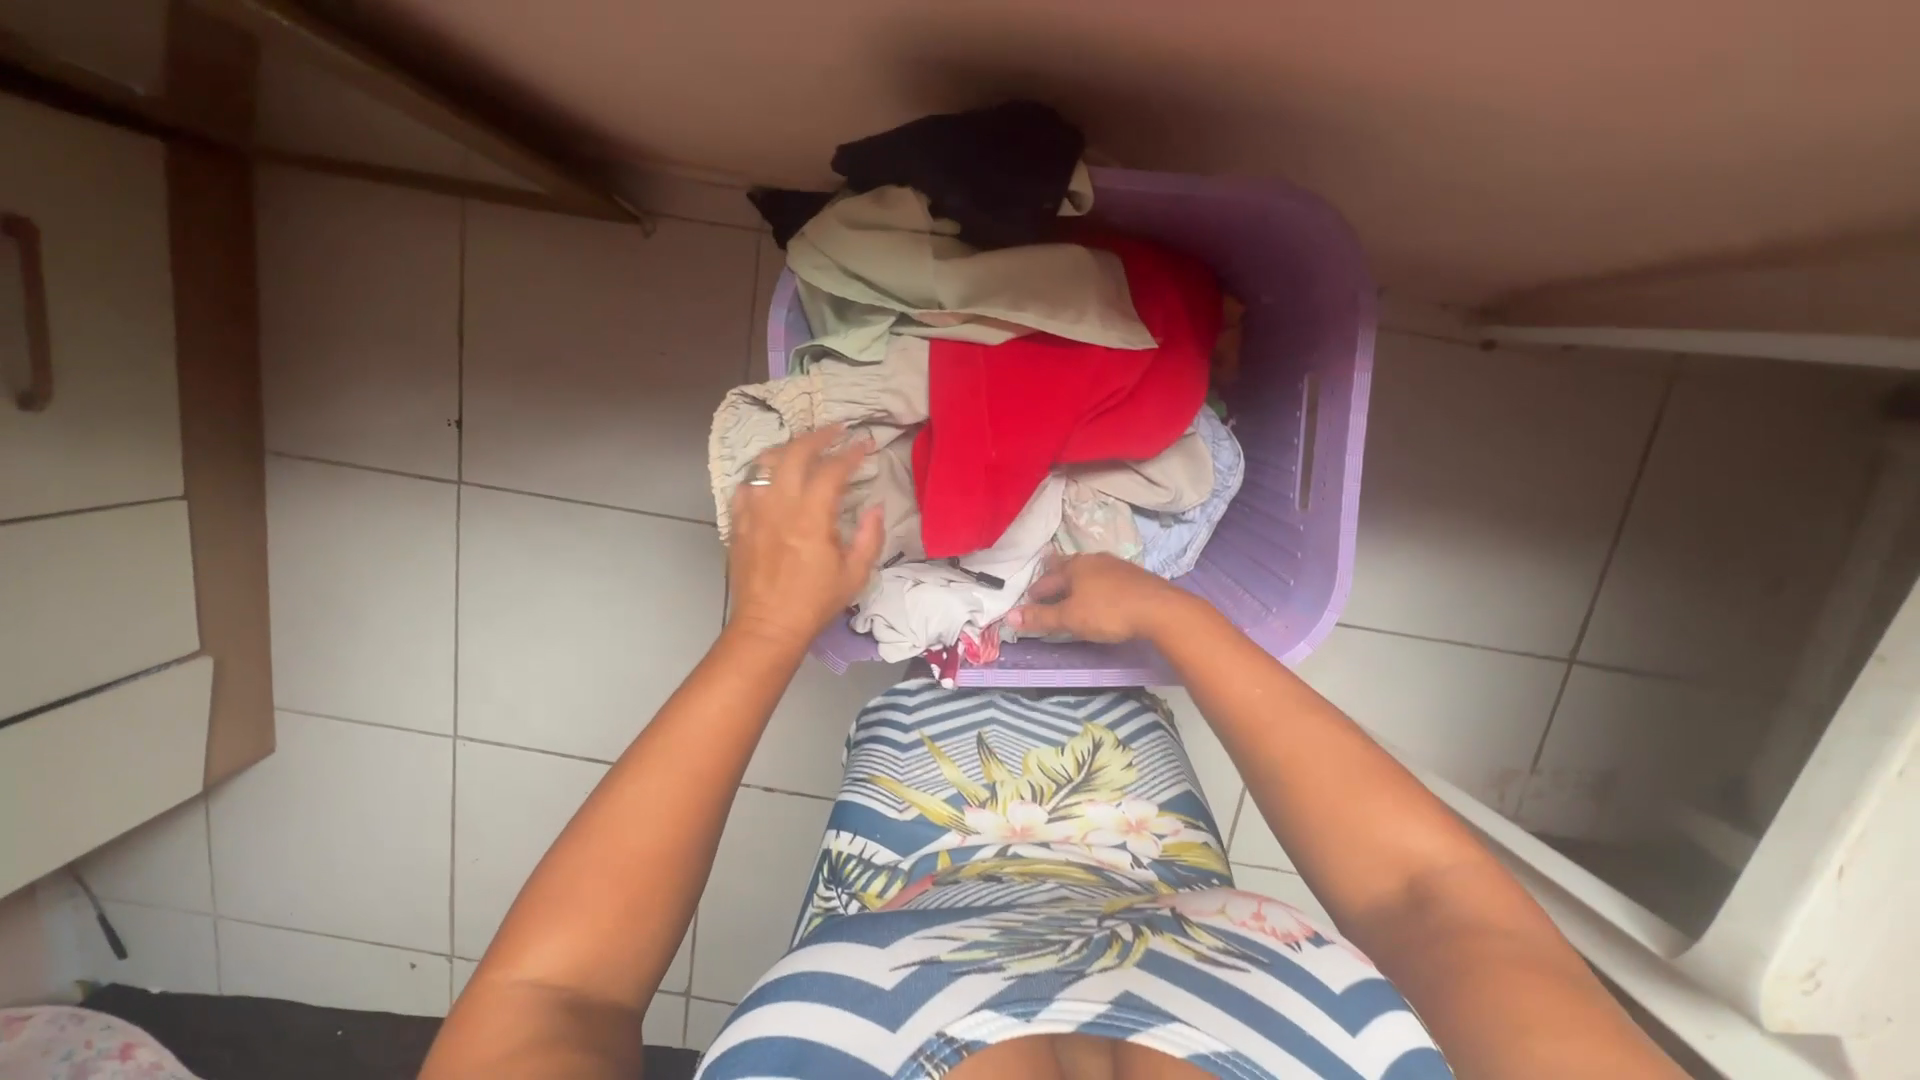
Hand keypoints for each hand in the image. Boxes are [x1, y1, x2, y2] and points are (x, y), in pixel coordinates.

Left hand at [726, 427, 883, 649]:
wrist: (768, 626)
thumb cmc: (815, 602)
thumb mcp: (855, 574)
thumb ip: (869, 536)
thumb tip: (876, 508)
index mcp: (811, 516)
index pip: (833, 469)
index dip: (852, 453)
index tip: (867, 445)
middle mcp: (780, 505)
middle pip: (796, 452)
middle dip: (819, 436)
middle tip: (837, 431)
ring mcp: (754, 510)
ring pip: (766, 462)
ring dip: (788, 448)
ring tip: (804, 447)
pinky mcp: (738, 522)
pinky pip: (746, 484)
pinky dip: (762, 473)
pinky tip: (773, 477)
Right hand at [1007, 554, 1188, 643]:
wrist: (1159, 609)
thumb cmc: (1108, 612)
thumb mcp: (1070, 618)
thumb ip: (1041, 617)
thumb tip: (1009, 617)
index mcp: (1074, 567)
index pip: (1047, 579)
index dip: (1036, 591)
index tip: (1028, 601)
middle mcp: (1093, 560)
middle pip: (1068, 566)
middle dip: (1055, 574)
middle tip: (1046, 580)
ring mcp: (1116, 565)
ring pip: (1089, 569)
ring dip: (1077, 578)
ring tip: (1072, 586)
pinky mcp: (1135, 576)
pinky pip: (1107, 576)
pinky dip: (1097, 583)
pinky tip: (1101, 591)